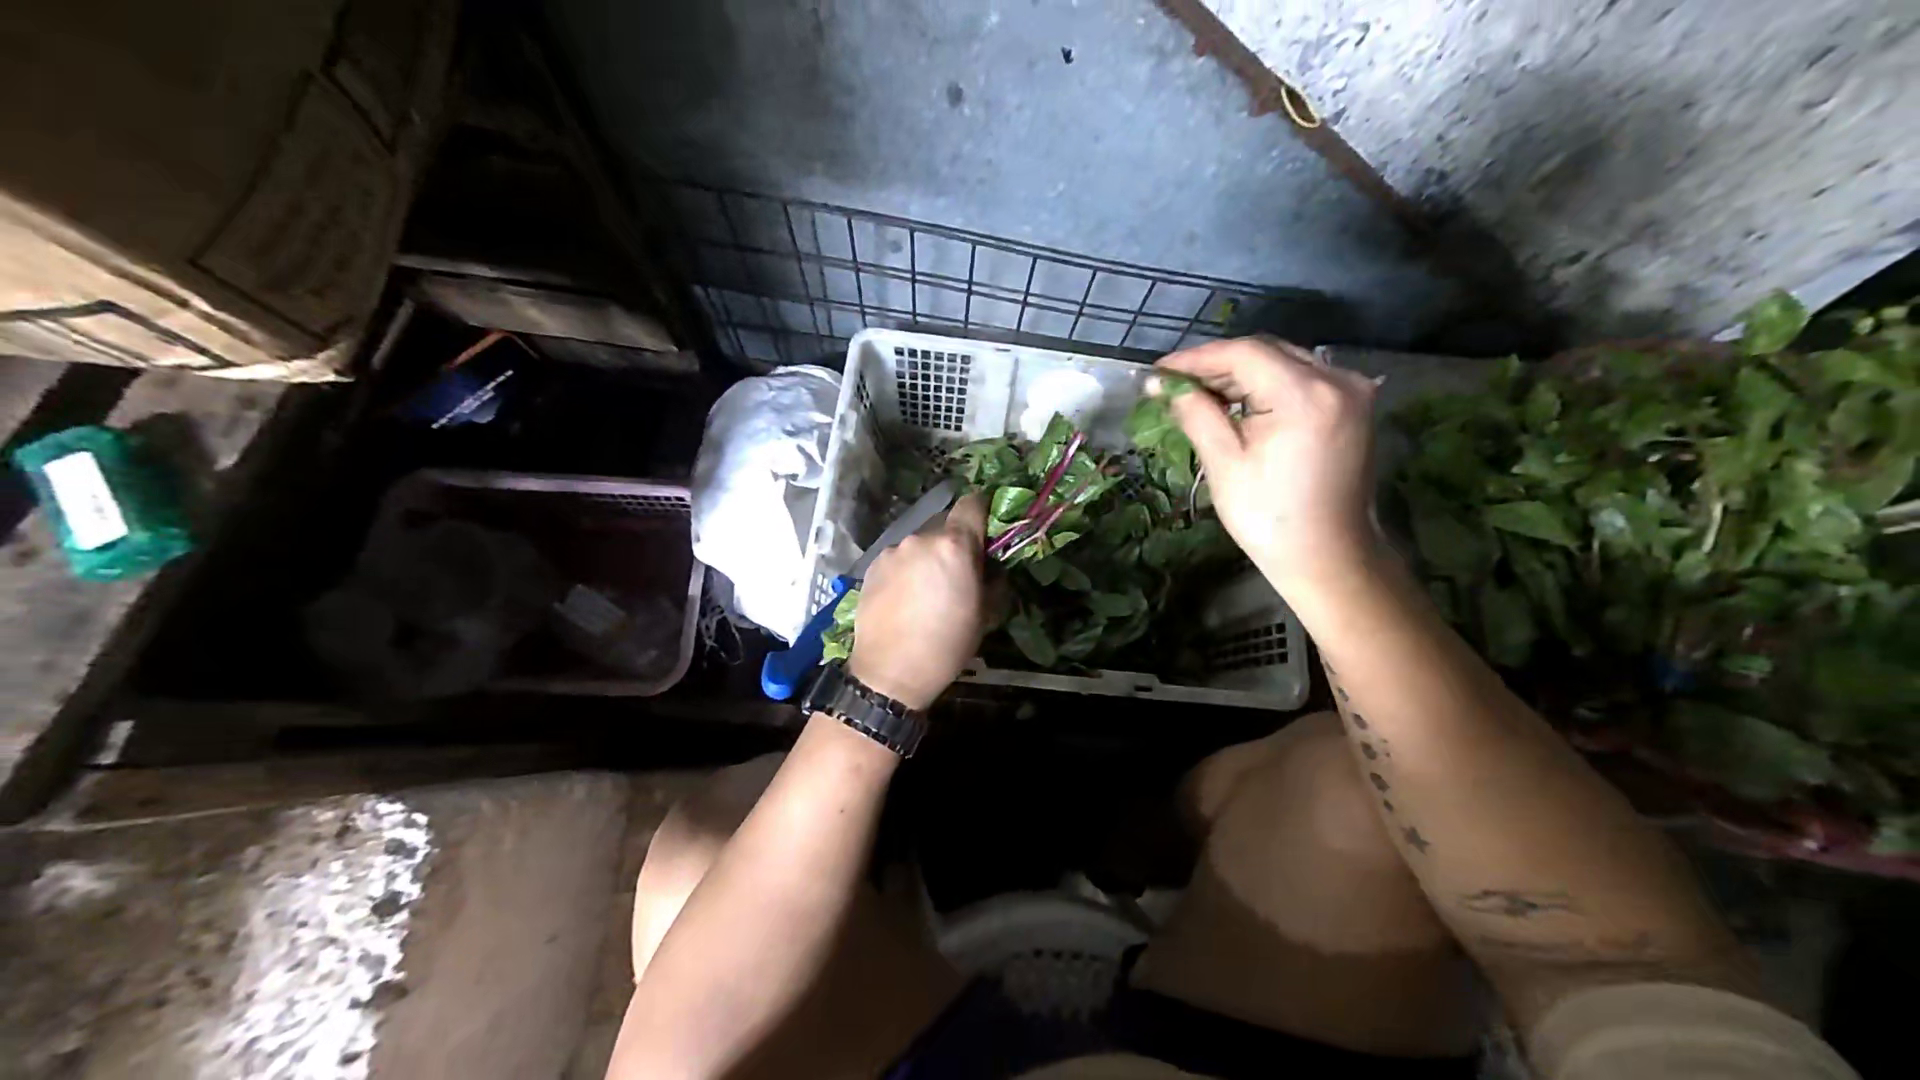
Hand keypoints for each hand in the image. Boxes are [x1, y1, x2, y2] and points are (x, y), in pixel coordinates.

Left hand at [846, 493, 988, 709]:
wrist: (889, 671)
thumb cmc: (946, 645)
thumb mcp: (985, 615)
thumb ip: (992, 580)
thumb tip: (991, 567)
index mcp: (955, 546)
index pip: (972, 504)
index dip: (982, 511)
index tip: (985, 529)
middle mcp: (921, 539)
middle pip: (945, 529)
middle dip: (954, 546)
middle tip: (957, 576)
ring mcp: (893, 551)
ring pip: (920, 546)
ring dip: (927, 559)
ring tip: (926, 593)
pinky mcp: (872, 566)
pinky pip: (898, 560)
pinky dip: (906, 571)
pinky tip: (904, 599)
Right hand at [1155, 337, 1379, 589]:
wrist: (1328, 556)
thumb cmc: (1270, 517)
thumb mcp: (1224, 463)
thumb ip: (1195, 413)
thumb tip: (1161, 383)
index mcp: (1305, 395)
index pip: (1243, 353)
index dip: (1196, 358)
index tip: (1159, 372)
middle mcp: (1336, 380)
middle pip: (1265, 351)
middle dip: (1217, 364)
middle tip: (1175, 385)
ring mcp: (1351, 391)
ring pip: (1284, 362)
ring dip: (1240, 373)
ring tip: (1200, 395)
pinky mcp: (1352, 406)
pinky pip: (1301, 379)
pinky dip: (1266, 385)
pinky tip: (1238, 403)